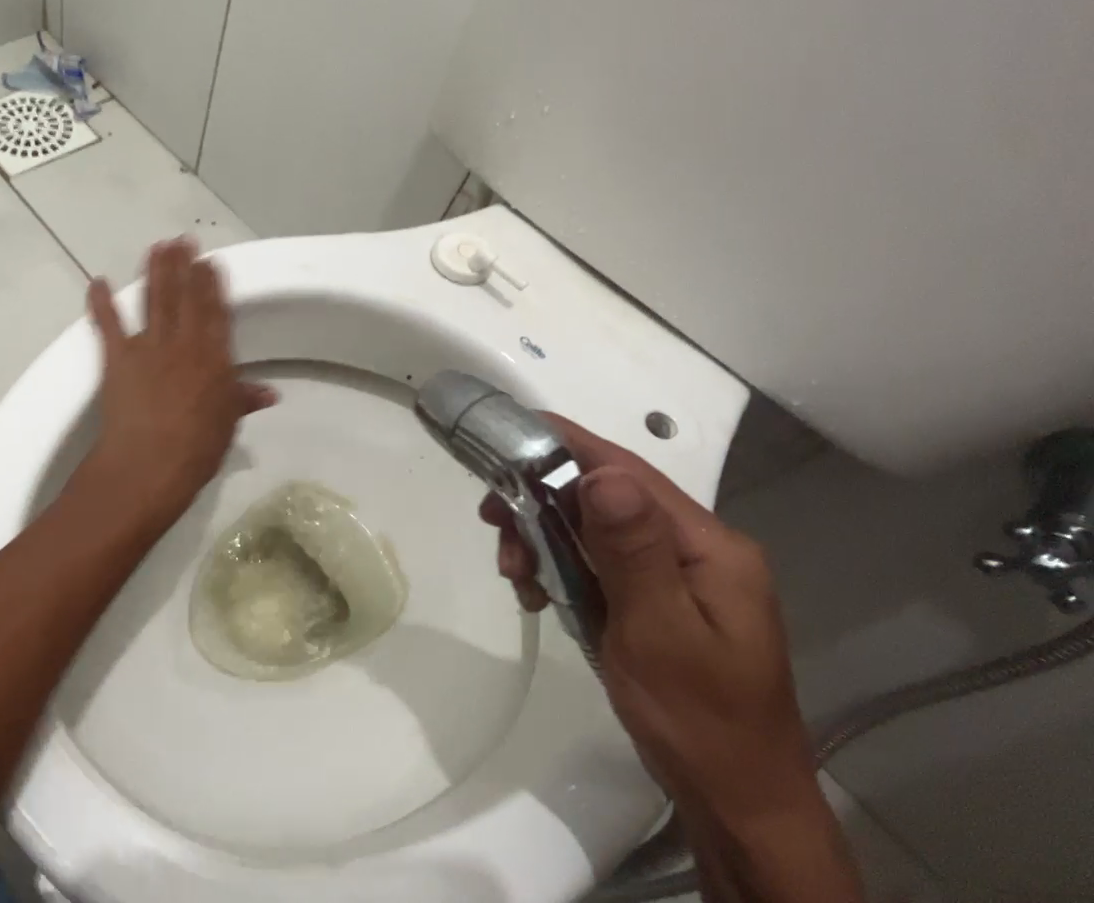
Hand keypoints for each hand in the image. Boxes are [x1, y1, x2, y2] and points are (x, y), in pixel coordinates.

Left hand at [81, 237, 276, 530]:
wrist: (149, 463)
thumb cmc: (196, 450)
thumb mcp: (227, 424)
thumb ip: (243, 400)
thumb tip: (269, 392)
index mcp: (214, 358)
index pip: (216, 312)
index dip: (212, 284)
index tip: (210, 262)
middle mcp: (183, 343)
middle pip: (185, 296)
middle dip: (185, 266)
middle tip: (182, 241)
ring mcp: (148, 347)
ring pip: (154, 300)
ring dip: (155, 271)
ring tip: (157, 247)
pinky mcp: (116, 358)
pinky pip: (107, 323)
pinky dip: (100, 302)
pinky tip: (96, 282)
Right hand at [483, 417, 816, 824]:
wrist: (737, 798)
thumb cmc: (696, 717)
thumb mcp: (657, 630)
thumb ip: (631, 549)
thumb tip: (603, 474)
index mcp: (708, 547)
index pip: (629, 473)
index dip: (566, 447)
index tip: (506, 434)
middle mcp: (698, 550)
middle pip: (607, 498)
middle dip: (544, 506)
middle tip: (496, 532)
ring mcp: (680, 577)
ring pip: (596, 531)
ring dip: (547, 542)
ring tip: (518, 578)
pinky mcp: (660, 603)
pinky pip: (601, 565)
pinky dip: (563, 571)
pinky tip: (541, 596)